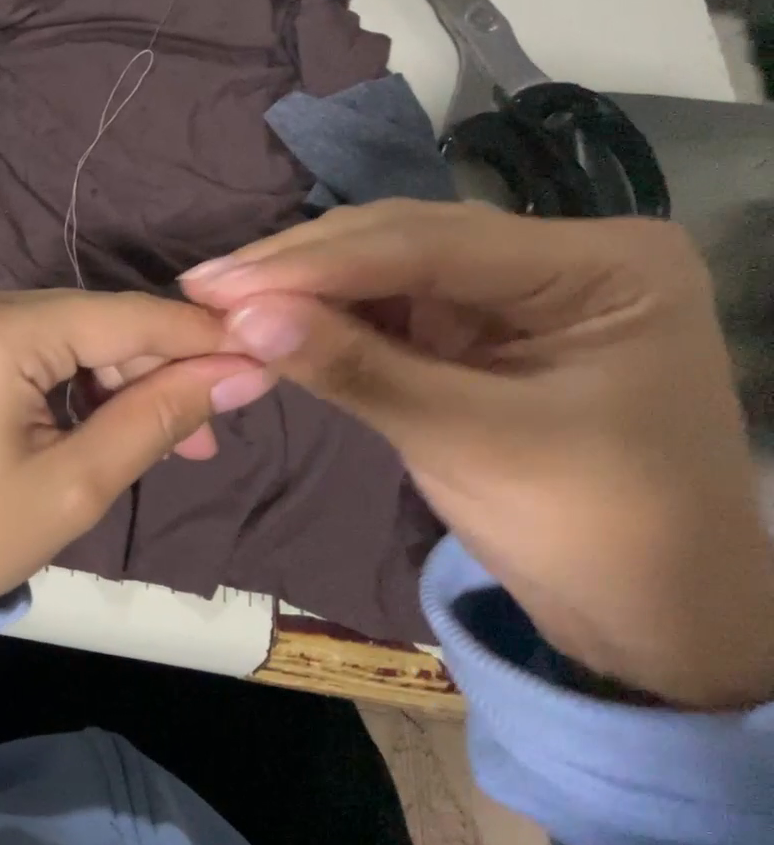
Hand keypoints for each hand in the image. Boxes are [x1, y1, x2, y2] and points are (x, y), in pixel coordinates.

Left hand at [0, 288, 270, 600]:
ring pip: (63, 330)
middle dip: (153, 371)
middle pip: (91, 320)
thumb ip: (158, 417)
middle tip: (206, 436)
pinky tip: (103, 419)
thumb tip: (244, 370)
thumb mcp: (76, 483)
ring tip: (163, 440)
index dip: (199, 336)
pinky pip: (27, 341)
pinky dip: (68, 376)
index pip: (122, 316)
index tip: (264, 361)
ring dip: (114, 378)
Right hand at [183, 200, 773, 708]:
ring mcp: (506, 287)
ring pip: (378, 262)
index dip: (314, 265)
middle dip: (296, 265)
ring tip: (214, 299)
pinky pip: (378, 301)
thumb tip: (240, 319)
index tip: (217, 286)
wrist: (644, 605)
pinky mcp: (467, 323)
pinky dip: (317, 311)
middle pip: (398, 238)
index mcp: (599, 266)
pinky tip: (263, 315)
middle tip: (200, 288)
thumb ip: (355, 370)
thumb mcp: (467, 441)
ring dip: (296, 283)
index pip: (428, 245)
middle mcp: (552, 255)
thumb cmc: (591, 526)